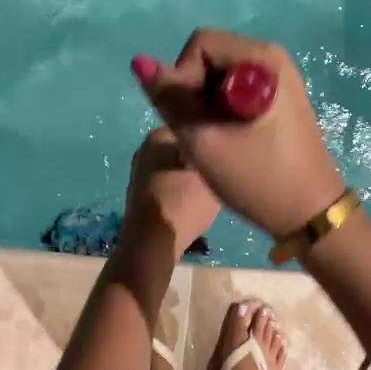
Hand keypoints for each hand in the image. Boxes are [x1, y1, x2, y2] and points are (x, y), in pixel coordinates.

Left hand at [122, 128, 220, 255]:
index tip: (230, 150)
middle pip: (185, 146)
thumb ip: (217, 152)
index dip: (215, 136)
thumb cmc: (183, 203)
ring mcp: (140, 172)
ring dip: (193, 176)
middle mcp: (145, 148)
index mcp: (158, 135)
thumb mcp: (211, 172)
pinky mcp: (141, 194)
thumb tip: (219, 143)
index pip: (194, 124)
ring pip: (177, 166)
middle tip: (223, 171)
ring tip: (212, 190)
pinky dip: (182, 190)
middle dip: (203, 156)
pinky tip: (194, 204)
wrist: (152, 245)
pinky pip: (169, 184)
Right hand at [132, 29, 347, 238]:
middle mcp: (272, 56)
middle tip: (201, 134)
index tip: (191, 119)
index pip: (200, 45)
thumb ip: (169, 99)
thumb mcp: (204, 142)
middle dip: (194, 91)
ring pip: (219, 74)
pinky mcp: (279, 94)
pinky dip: (222, 108)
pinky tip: (229, 138)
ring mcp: (279, 75)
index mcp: (262, 58)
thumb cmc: (259, 179)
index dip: (183, 78)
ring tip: (215, 139)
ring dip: (206, 103)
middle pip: (210, 56)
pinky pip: (236, 87)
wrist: (311, 217)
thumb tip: (138, 61)